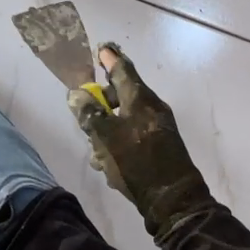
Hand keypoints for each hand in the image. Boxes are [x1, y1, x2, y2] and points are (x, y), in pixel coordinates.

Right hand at [69, 44, 217, 243]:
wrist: (172, 200)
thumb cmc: (137, 162)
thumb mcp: (106, 136)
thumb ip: (89, 113)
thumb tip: (76, 94)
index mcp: (141, 99)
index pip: (122, 69)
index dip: (109, 58)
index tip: (101, 48)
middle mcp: (150, 109)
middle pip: (119, 95)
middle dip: (99, 105)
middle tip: (84, 118)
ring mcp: (155, 128)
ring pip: (121, 119)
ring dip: (105, 132)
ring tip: (97, 153)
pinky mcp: (156, 146)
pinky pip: (129, 137)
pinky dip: (116, 145)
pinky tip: (107, 164)